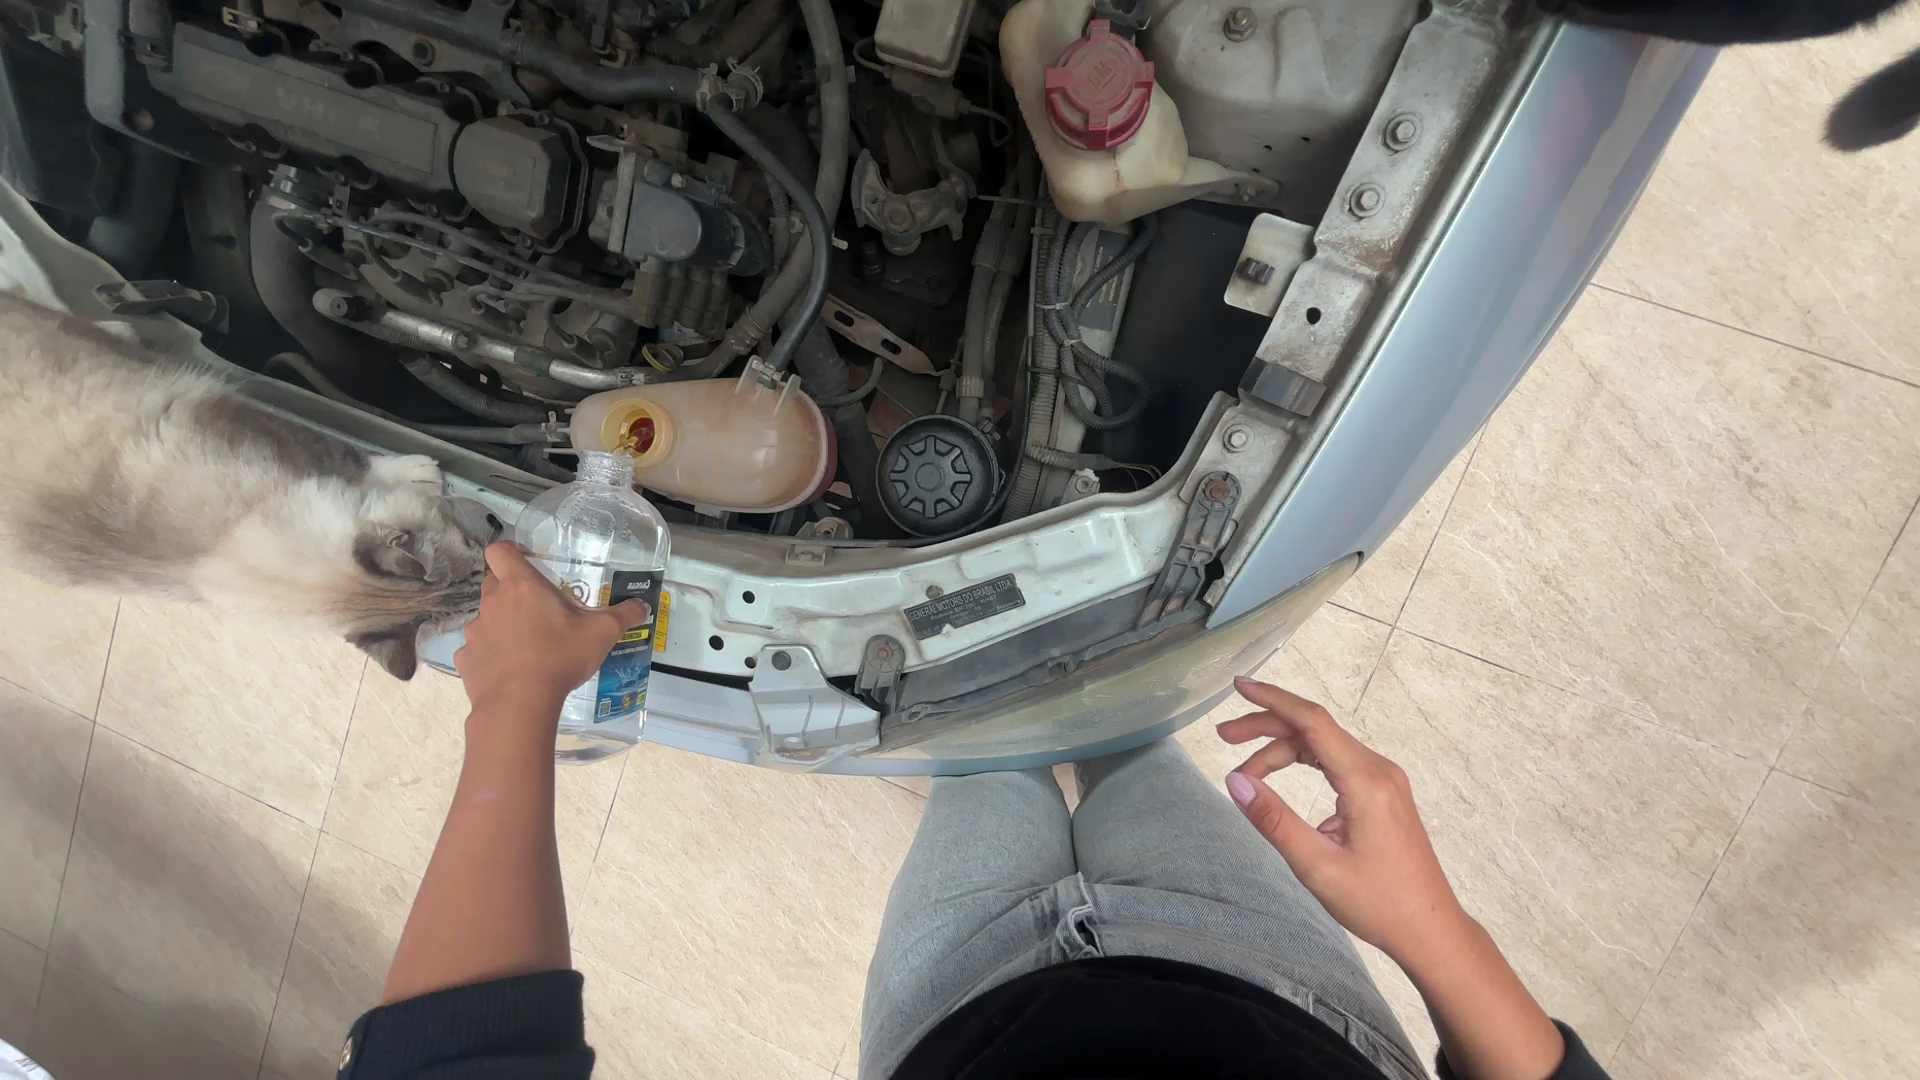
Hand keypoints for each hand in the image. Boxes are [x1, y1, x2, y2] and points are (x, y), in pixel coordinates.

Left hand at [454, 543, 648, 722]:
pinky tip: (514, 668)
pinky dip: (494, 653)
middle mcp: (493, 602)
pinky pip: (480, 648)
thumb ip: (625, 615)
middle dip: (514, 590)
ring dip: (505, 623)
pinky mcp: (466, 658)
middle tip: (540, 607)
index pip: (499, 551)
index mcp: (522, 586)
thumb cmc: (560, 656)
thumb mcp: (603, 633)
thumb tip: (643, 606)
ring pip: (488, 616)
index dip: (511, 551)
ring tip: (529, 644)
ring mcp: (475, 631)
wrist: (520, 703)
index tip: (528, 561)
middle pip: (495, 582)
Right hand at [1221, 676, 1467, 965]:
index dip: (1273, 699)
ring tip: (1245, 772)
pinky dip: (1299, 761)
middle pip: (1312, 729)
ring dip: (1279, 749)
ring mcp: (1382, 779)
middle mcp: (1377, 770)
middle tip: (1223, 737)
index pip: (1312, 721)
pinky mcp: (1380, 792)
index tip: (1239, 686)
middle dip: (1265, 727)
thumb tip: (1235, 780)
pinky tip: (1278, 781)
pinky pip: (1333, 760)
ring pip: (1320, 745)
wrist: (1433, 933)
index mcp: (1365, 781)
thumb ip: (1274, 820)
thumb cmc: (1378, 904)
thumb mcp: (1317, 867)